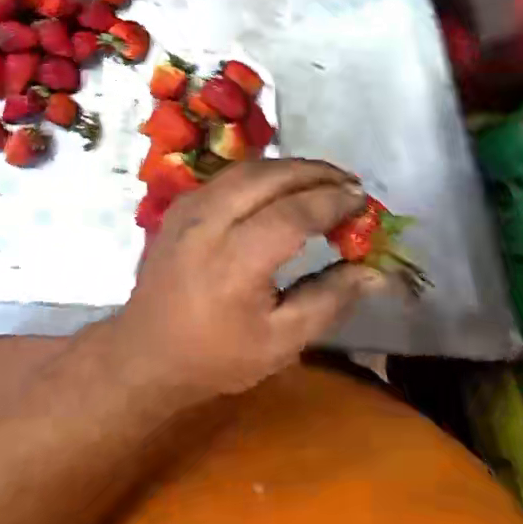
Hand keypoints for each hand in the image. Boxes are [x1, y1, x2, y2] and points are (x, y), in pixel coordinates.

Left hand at [93, 159, 385, 406]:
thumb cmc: (217, 355)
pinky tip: (281, 186)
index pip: (292, 213)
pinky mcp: (179, 204)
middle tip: (349, 182)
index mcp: (234, 261)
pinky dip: (262, 173)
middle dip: (315, 172)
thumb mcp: (281, 342)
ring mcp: (188, 207)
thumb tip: (375, 271)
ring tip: (323, 180)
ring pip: (246, 168)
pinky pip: (228, 176)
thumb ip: (329, 300)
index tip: (362, 200)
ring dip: (289, 168)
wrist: (147, 351)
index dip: (331, 202)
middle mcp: (208, 222)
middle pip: (269, 177)